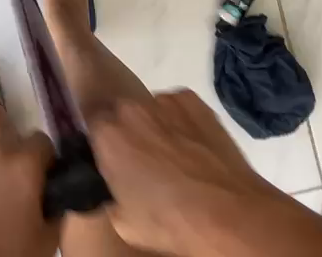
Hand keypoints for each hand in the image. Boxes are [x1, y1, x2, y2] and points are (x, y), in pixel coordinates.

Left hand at [0, 133, 60, 256]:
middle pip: (10, 143)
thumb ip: (56, 208)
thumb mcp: (44, 242)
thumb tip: (56, 192)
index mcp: (25, 164)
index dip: (41, 161)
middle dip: (12, 162)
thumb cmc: (0, 255)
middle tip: (6, 191)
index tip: (37, 178)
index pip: (42, 142)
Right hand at [86, 89, 282, 254]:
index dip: (103, 144)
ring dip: (156, 129)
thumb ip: (107, 193)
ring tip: (177, 159)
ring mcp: (163, 99)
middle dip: (130, 135)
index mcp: (106, 133)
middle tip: (145, 164)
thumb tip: (112, 184)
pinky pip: (178, 108)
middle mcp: (130, 107)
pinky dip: (182, 123)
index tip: (113, 162)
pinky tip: (194, 149)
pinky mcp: (192, 99)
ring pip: (151, 111)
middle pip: (122, 115)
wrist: (229, 215)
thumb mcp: (122, 221)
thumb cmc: (170, 221)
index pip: (92, 127)